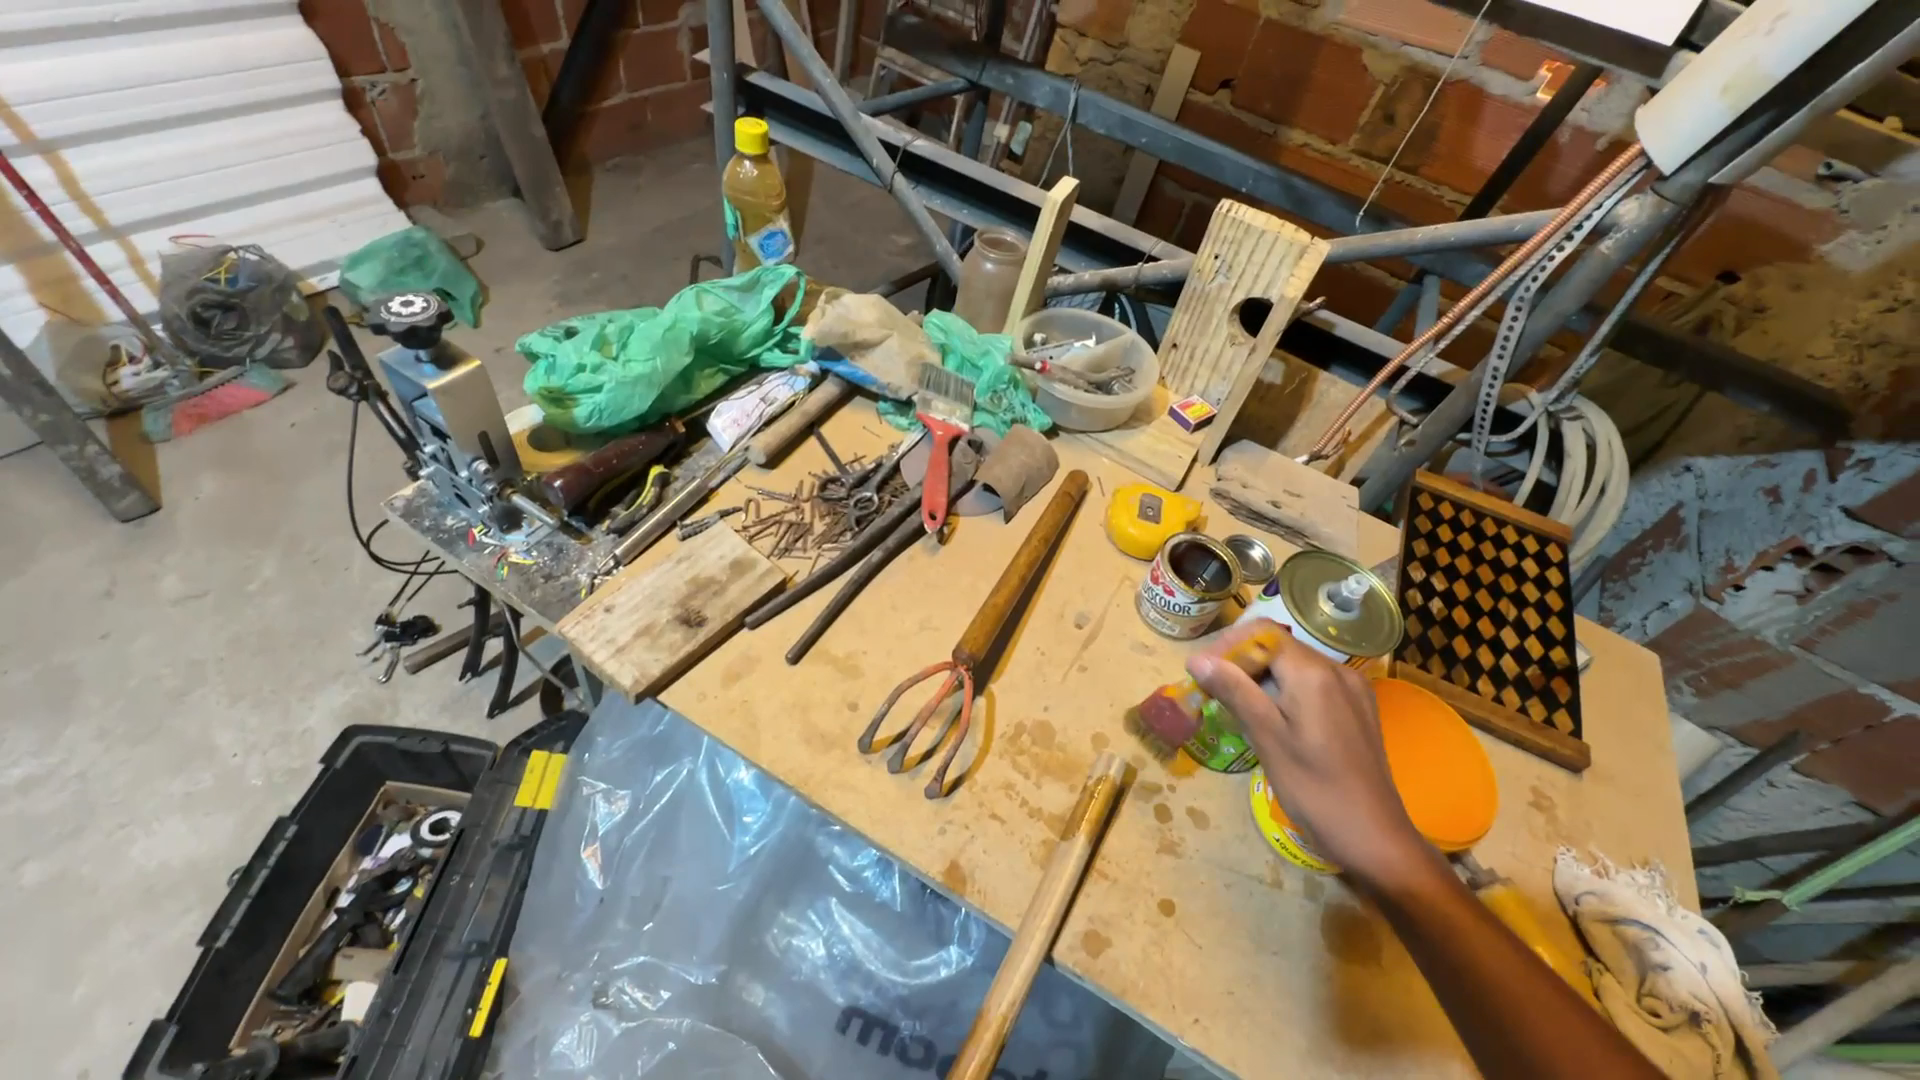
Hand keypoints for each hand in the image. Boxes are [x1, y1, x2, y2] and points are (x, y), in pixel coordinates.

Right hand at [1186, 619, 1427, 882]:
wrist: (1374, 837)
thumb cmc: (1315, 789)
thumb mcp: (1267, 738)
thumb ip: (1235, 691)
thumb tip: (1198, 659)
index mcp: (1314, 673)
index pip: (1262, 634)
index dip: (1227, 647)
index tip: (1201, 674)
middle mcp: (1337, 671)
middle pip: (1279, 647)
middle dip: (1241, 663)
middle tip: (1211, 693)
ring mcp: (1351, 690)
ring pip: (1294, 666)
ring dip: (1261, 678)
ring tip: (1235, 708)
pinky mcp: (1357, 709)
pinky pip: (1312, 685)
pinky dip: (1285, 692)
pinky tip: (1270, 721)